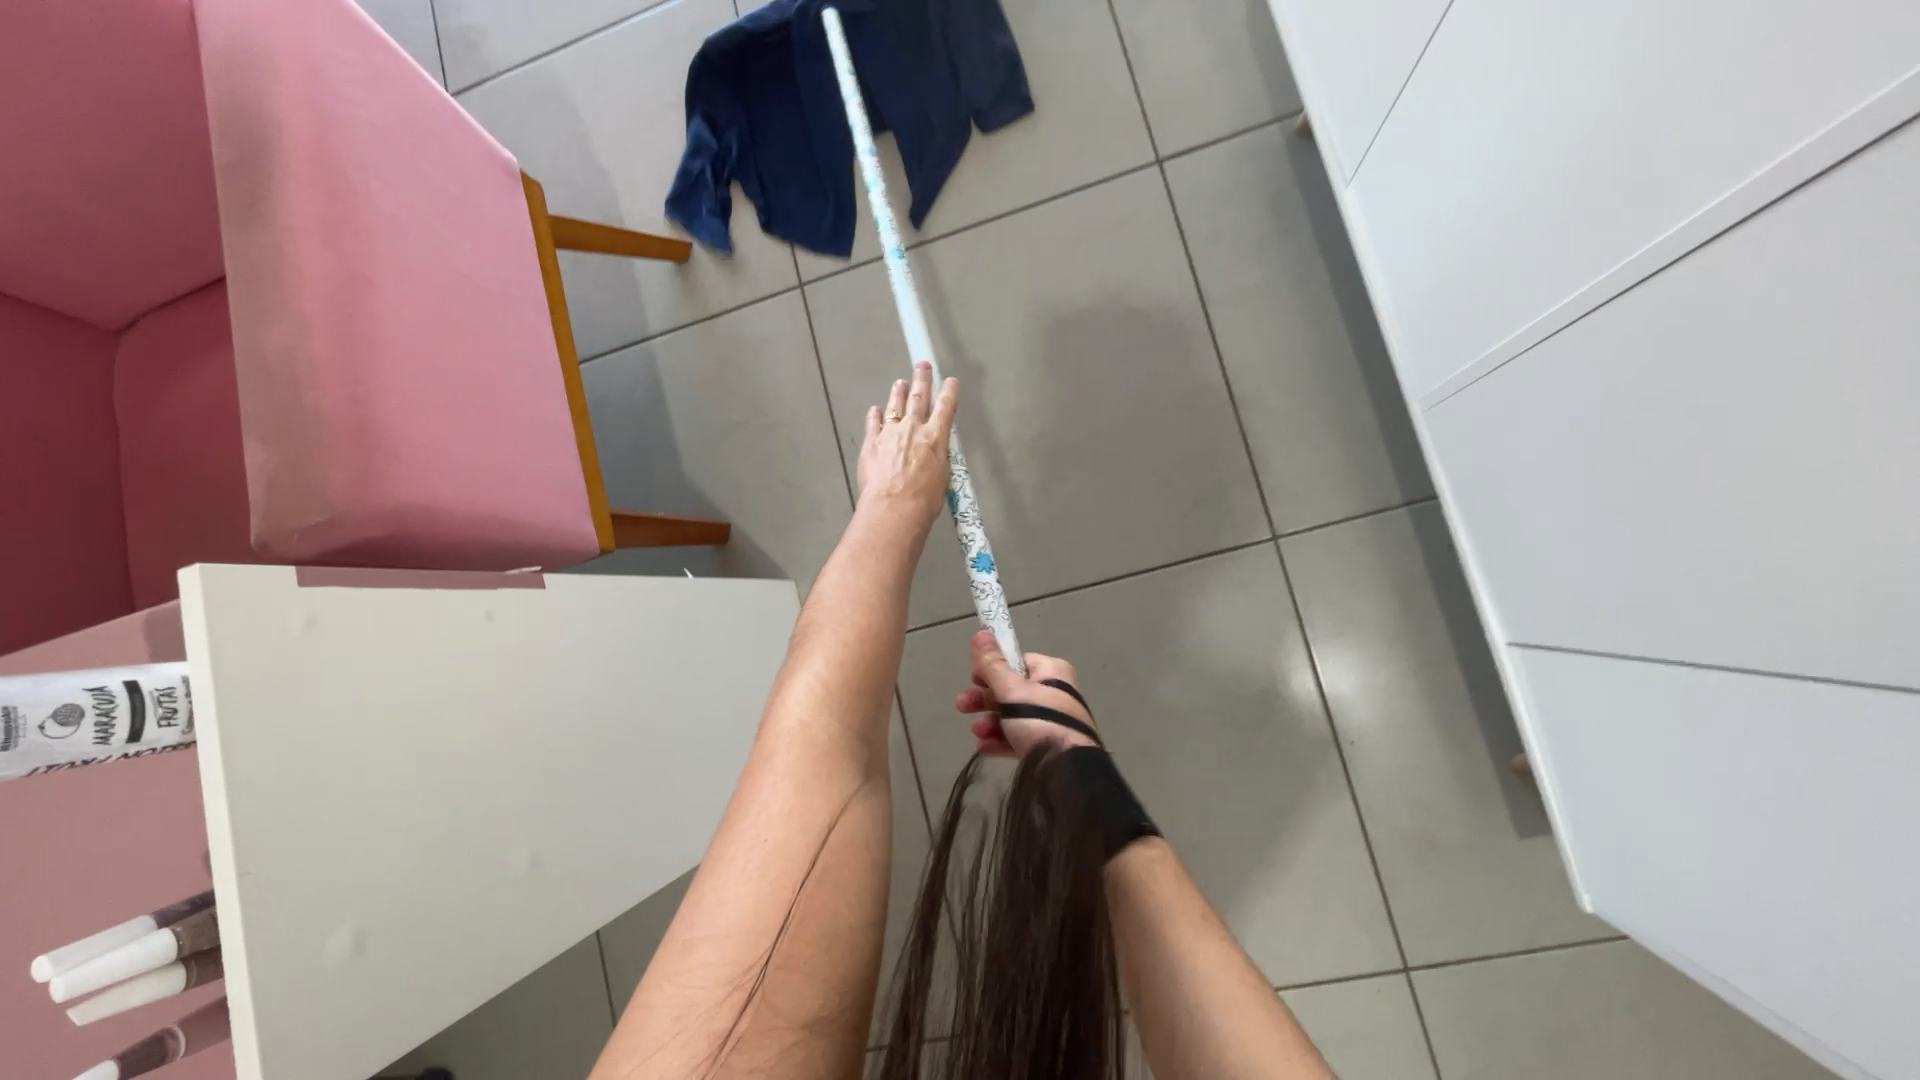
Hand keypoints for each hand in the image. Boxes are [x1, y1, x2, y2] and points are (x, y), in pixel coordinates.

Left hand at [857, 362, 958, 529]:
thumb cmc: (924, 500)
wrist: (894, 507)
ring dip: (899, 392)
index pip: (946, 407)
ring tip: (900, 382)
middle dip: (922, 379)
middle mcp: (914, 429)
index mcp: (936, 438)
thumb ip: (938, 458)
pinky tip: (875, 409)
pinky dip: (875, 415)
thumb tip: (934, 453)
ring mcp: (890, 433)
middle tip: (923, 365)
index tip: (951, 381)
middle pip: (920, 398)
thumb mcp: (943, 477)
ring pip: (896, 406)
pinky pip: (873, 423)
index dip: (949, 392)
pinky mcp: (871, 443)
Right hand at [954, 628, 1099, 756]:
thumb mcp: (1011, 691)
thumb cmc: (1040, 721)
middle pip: (1011, 691)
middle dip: (984, 700)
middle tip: (962, 706)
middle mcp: (1054, 694)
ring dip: (990, 722)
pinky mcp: (1047, 746)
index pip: (1017, 662)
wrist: (1066, 770)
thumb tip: (981, 633)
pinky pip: (1019, 738)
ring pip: (1012, 716)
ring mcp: (1052, 722)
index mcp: (1052, 673)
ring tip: (977, 732)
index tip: (973, 679)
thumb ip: (992, 665)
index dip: (993, 669)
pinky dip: (1000, 741)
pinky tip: (984, 748)